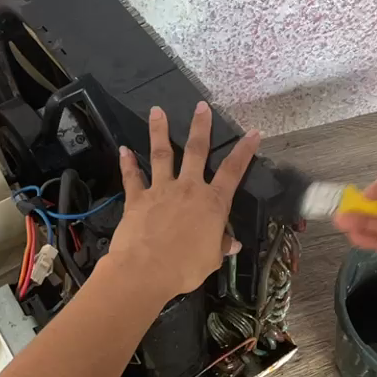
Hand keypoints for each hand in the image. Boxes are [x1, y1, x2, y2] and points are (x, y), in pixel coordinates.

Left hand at [105, 102, 259, 302]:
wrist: (146, 269)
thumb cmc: (186, 266)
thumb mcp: (211, 259)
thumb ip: (221, 246)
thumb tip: (232, 244)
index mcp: (213, 203)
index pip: (233, 171)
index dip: (245, 151)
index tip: (253, 133)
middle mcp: (188, 189)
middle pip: (197, 151)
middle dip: (200, 127)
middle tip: (201, 106)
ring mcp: (161, 190)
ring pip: (162, 154)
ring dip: (159, 131)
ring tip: (157, 111)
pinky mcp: (137, 199)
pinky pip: (132, 177)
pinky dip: (128, 163)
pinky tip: (123, 150)